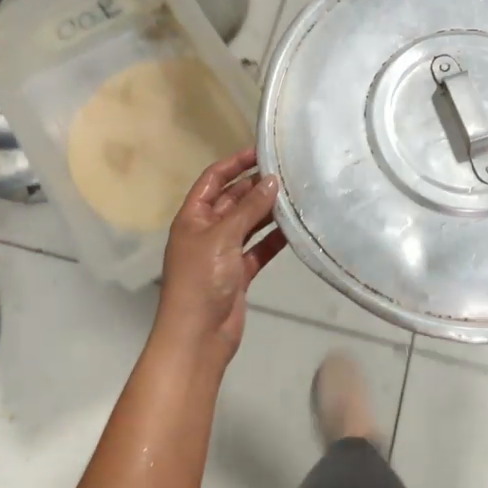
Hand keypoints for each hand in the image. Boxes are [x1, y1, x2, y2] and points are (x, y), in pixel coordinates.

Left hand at [154, 149, 286, 360]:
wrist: (198, 336)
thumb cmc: (202, 279)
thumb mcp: (223, 237)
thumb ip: (248, 208)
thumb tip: (271, 181)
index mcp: (192, 217)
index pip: (213, 179)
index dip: (234, 163)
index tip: (261, 151)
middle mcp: (206, 231)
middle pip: (233, 200)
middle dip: (256, 186)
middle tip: (288, 172)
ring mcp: (222, 253)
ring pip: (248, 224)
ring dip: (267, 211)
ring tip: (296, 195)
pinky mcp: (238, 273)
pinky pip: (258, 248)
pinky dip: (273, 239)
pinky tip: (294, 228)